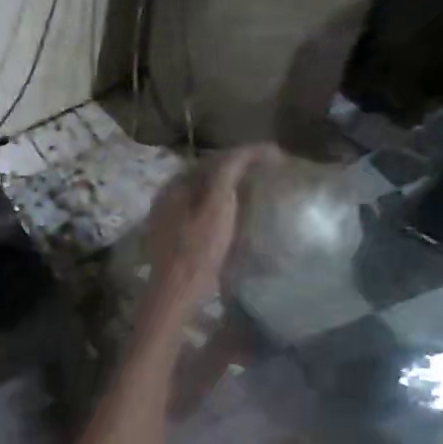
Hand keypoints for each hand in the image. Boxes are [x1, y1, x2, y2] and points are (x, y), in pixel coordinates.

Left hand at [141, 144, 270, 332]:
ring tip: (260, 190)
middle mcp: (167, 197)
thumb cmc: (197, 250)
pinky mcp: (176, 239)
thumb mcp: (217, 206)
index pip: (215, 158)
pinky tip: (238, 216)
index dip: (246, 154)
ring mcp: (169, 219)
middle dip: (240, 170)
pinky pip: (202, 213)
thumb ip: (229, 172)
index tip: (276, 158)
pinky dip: (223, 208)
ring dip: (232, 189)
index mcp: (174, 185)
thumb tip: (250, 149)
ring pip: (205, 194)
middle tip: (271, 172)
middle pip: (209, 174)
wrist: (176, 294)